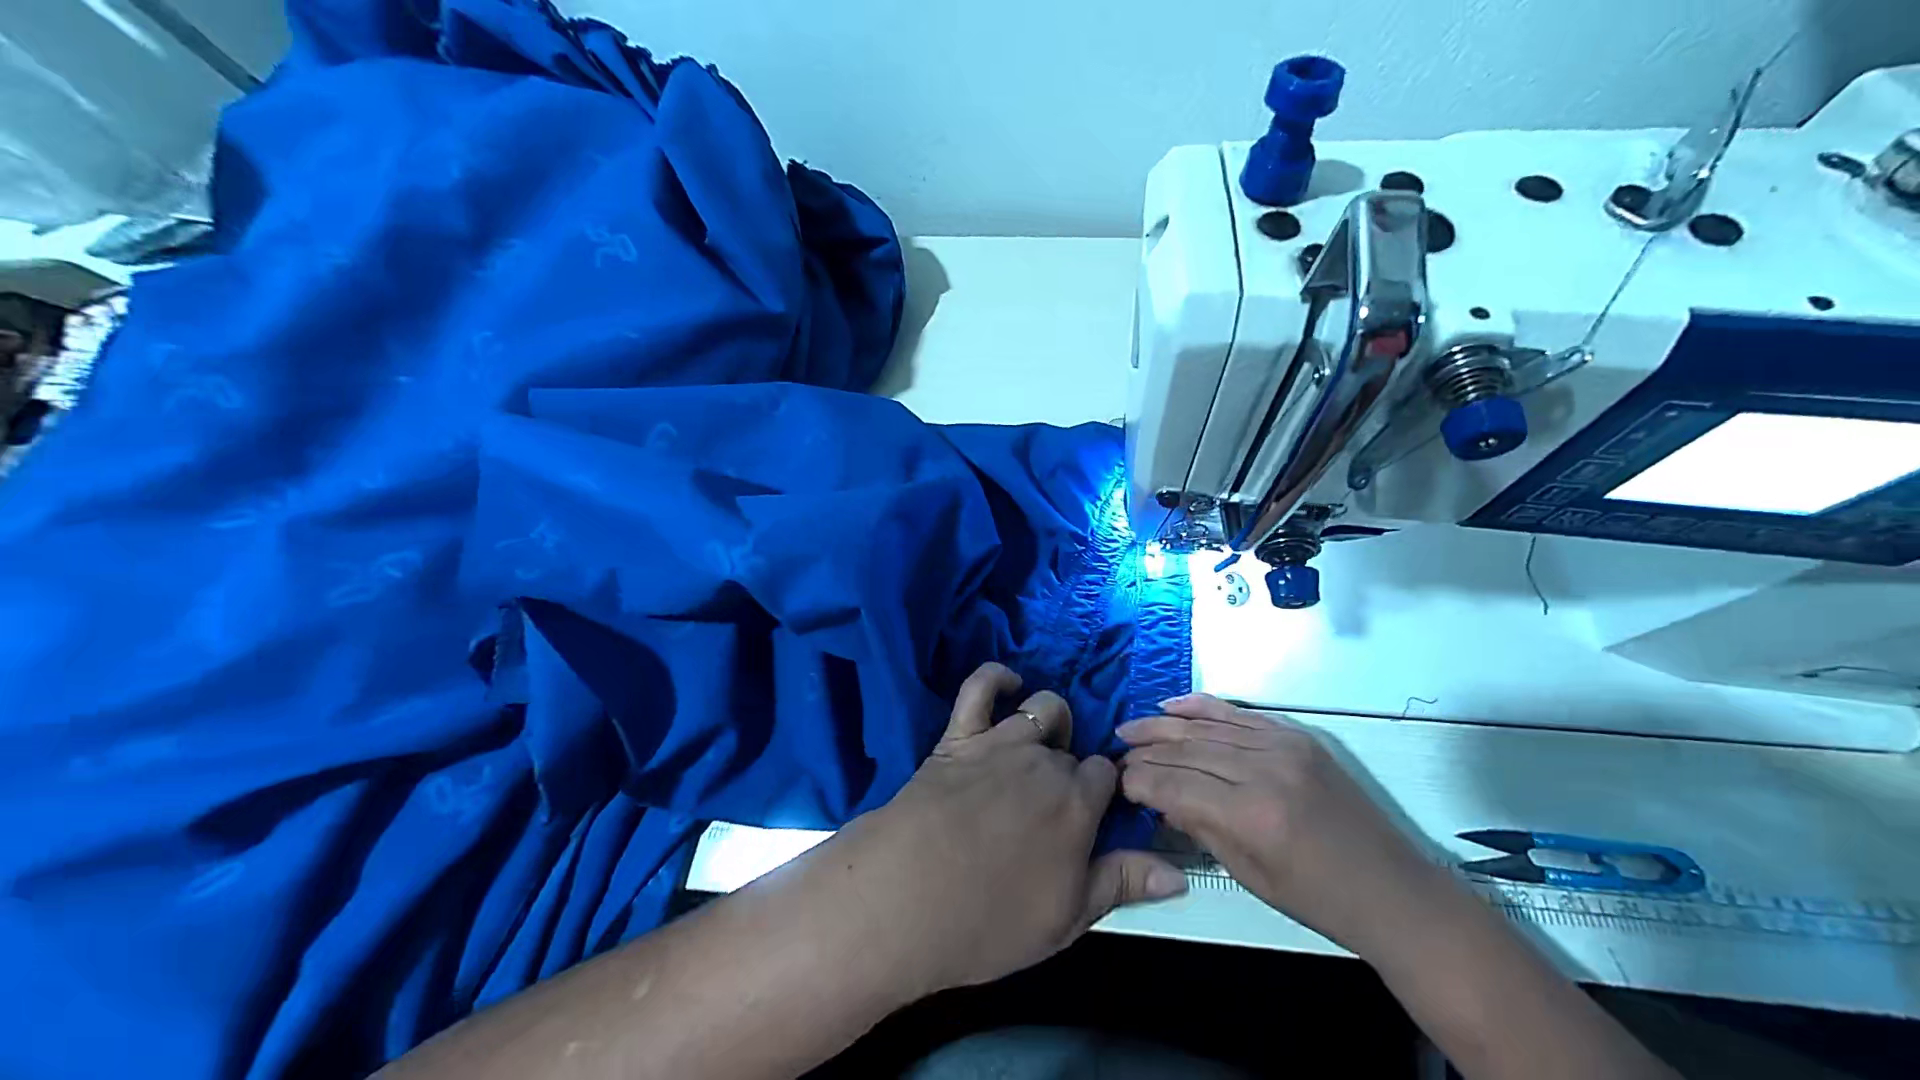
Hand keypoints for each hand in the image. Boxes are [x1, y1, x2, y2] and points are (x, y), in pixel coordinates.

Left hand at [813, 663, 1186, 996]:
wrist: (907, 896)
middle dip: (1072, 767)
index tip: (1091, 813)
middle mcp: (1045, 763)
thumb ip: (1122, 884)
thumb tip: (1179, 874)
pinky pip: (979, 688)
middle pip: (1073, 748)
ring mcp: (1000, 743)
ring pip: (1042, 710)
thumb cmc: (990, 919)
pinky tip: (1008, 684)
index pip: (1106, 775)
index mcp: (1077, 804)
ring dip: (1049, 723)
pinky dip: (996, 678)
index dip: (1102, 791)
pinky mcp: (958, 736)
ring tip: (1040, 748)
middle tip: (1054, 803)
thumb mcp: (1067, 918)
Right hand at [1117, 694, 1442, 958]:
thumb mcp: (1248, 873)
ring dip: (1164, 726)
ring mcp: (1283, 746)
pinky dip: (1202, 707)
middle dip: (1145, 752)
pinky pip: (1238, 714)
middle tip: (1115, 754)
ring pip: (1207, 727)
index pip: (1175, 785)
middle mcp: (1264, 770)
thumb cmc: (1317, 899)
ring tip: (1130, 728)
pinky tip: (1172, 706)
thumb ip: (1198, 827)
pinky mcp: (1297, 736)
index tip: (1115, 781)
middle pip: (1186, 750)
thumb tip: (1158, 799)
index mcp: (1251, 814)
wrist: (1393, 891)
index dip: (1139, 781)